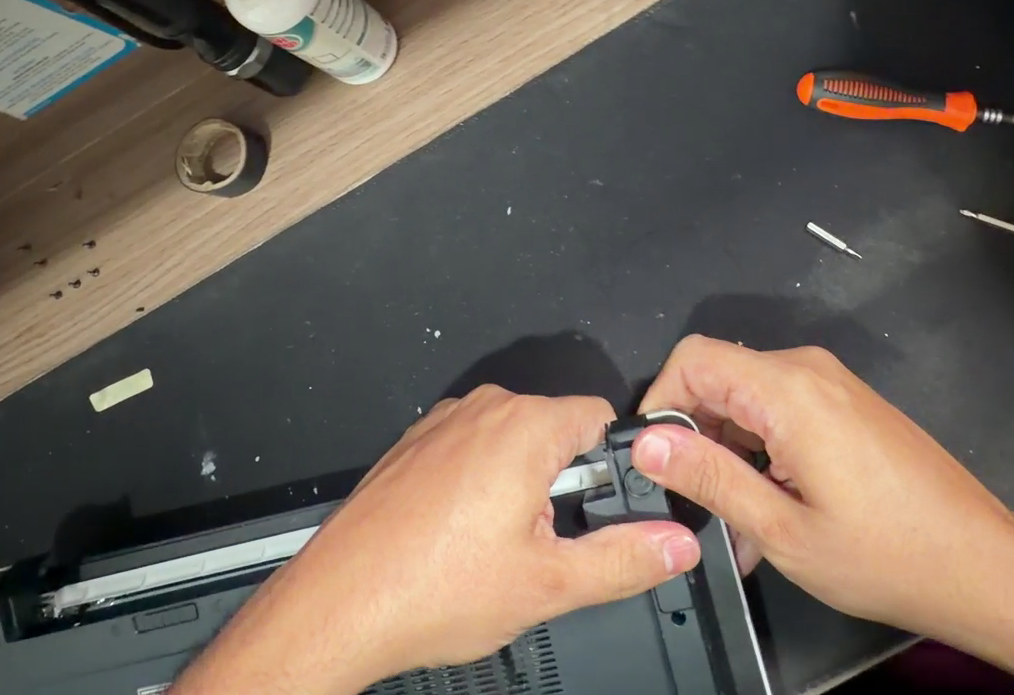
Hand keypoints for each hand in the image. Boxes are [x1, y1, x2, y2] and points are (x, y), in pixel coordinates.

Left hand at [175, 387, 700, 694]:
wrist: (339, 603)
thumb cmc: (432, 589)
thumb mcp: (548, 584)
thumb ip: (624, 558)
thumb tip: (673, 543)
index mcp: (525, 427)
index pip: (599, 416)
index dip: (613, 461)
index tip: (603, 504)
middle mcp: (484, 409)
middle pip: (555, 428)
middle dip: (562, 480)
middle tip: (542, 540)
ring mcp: (445, 422)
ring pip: (512, 440)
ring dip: (519, 482)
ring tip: (494, 544)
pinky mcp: (417, 441)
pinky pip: (471, 447)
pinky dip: (479, 480)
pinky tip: (459, 534)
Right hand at [631, 335, 1013, 641]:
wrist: (984, 565)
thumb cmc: (886, 554)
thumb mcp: (782, 528)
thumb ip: (708, 477)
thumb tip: (647, 442)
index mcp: (788, 390)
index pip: (693, 358)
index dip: (661, 402)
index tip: (655, 459)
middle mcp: (808, 370)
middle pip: (718, 376)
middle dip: (695, 434)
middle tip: (696, 504)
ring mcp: (831, 383)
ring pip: (747, 397)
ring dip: (729, 451)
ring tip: (738, 523)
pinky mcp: (845, 402)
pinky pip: (781, 409)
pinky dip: (761, 449)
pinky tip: (770, 506)